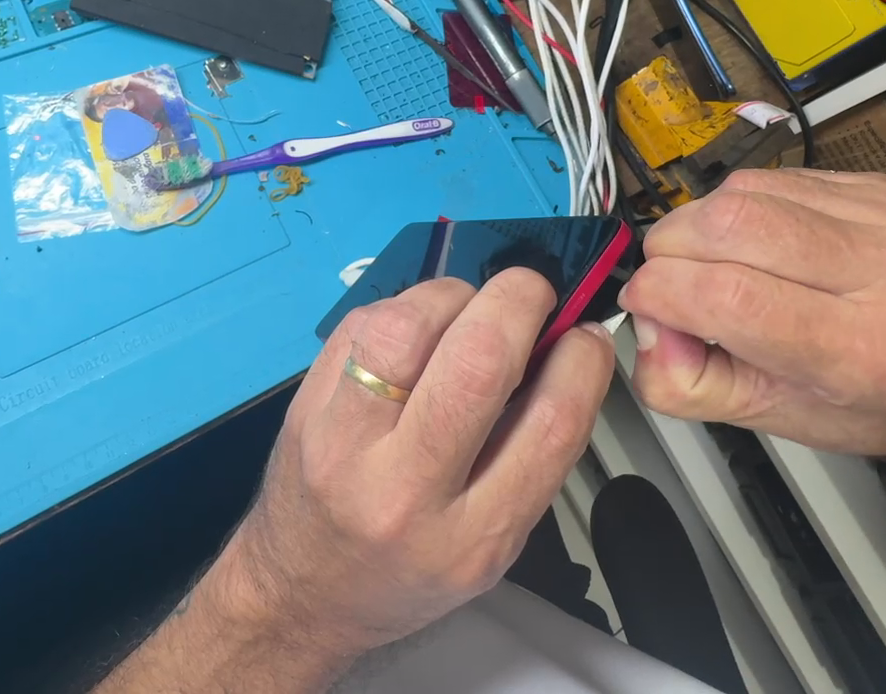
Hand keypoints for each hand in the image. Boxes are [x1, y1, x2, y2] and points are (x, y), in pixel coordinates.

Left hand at [208, 271, 614, 663]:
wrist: (299, 591)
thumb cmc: (407, 571)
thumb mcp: (490, 543)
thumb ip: (532, 450)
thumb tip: (565, 344)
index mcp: (470, 539)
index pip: (547, 426)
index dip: (582, 361)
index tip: (587, 333)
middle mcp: (402, 488)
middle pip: (476, 361)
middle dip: (520, 301)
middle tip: (534, 294)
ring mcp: (341, 438)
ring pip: (407, 324)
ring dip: (456, 295)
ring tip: (470, 308)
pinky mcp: (305, 397)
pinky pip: (365, 319)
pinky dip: (407, 306)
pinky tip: (421, 326)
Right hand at [619, 169, 885, 455]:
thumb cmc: (873, 402)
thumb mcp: (772, 420)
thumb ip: (687, 385)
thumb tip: (646, 326)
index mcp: (867, 355)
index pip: (729, 297)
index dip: (660, 293)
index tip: (642, 303)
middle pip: (731, 225)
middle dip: (669, 247)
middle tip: (668, 279)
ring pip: (742, 192)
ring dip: (697, 223)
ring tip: (711, 261)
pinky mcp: (878, 186)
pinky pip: (770, 178)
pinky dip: (735, 208)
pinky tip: (752, 241)